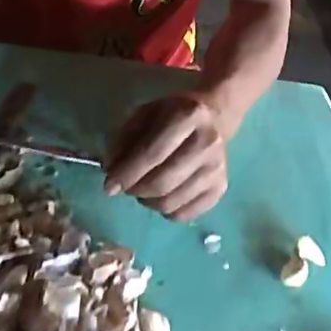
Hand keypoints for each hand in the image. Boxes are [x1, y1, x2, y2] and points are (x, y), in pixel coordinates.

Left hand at [102, 90, 231, 220]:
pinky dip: (165, 211)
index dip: (127, 173)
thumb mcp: (144, 114)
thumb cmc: (172, 115)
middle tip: (127, 187)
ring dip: (148, 201)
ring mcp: (217, 167)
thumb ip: (124, 140)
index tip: (109, 186)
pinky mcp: (221, 187)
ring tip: (145, 188)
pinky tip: (164, 194)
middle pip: (162, 182)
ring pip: (171, 203)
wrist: (212, 117)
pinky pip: (183, 215)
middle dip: (136, 190)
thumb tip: (112, 172)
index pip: (153, 153)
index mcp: (189, 115)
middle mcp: (208, 141)